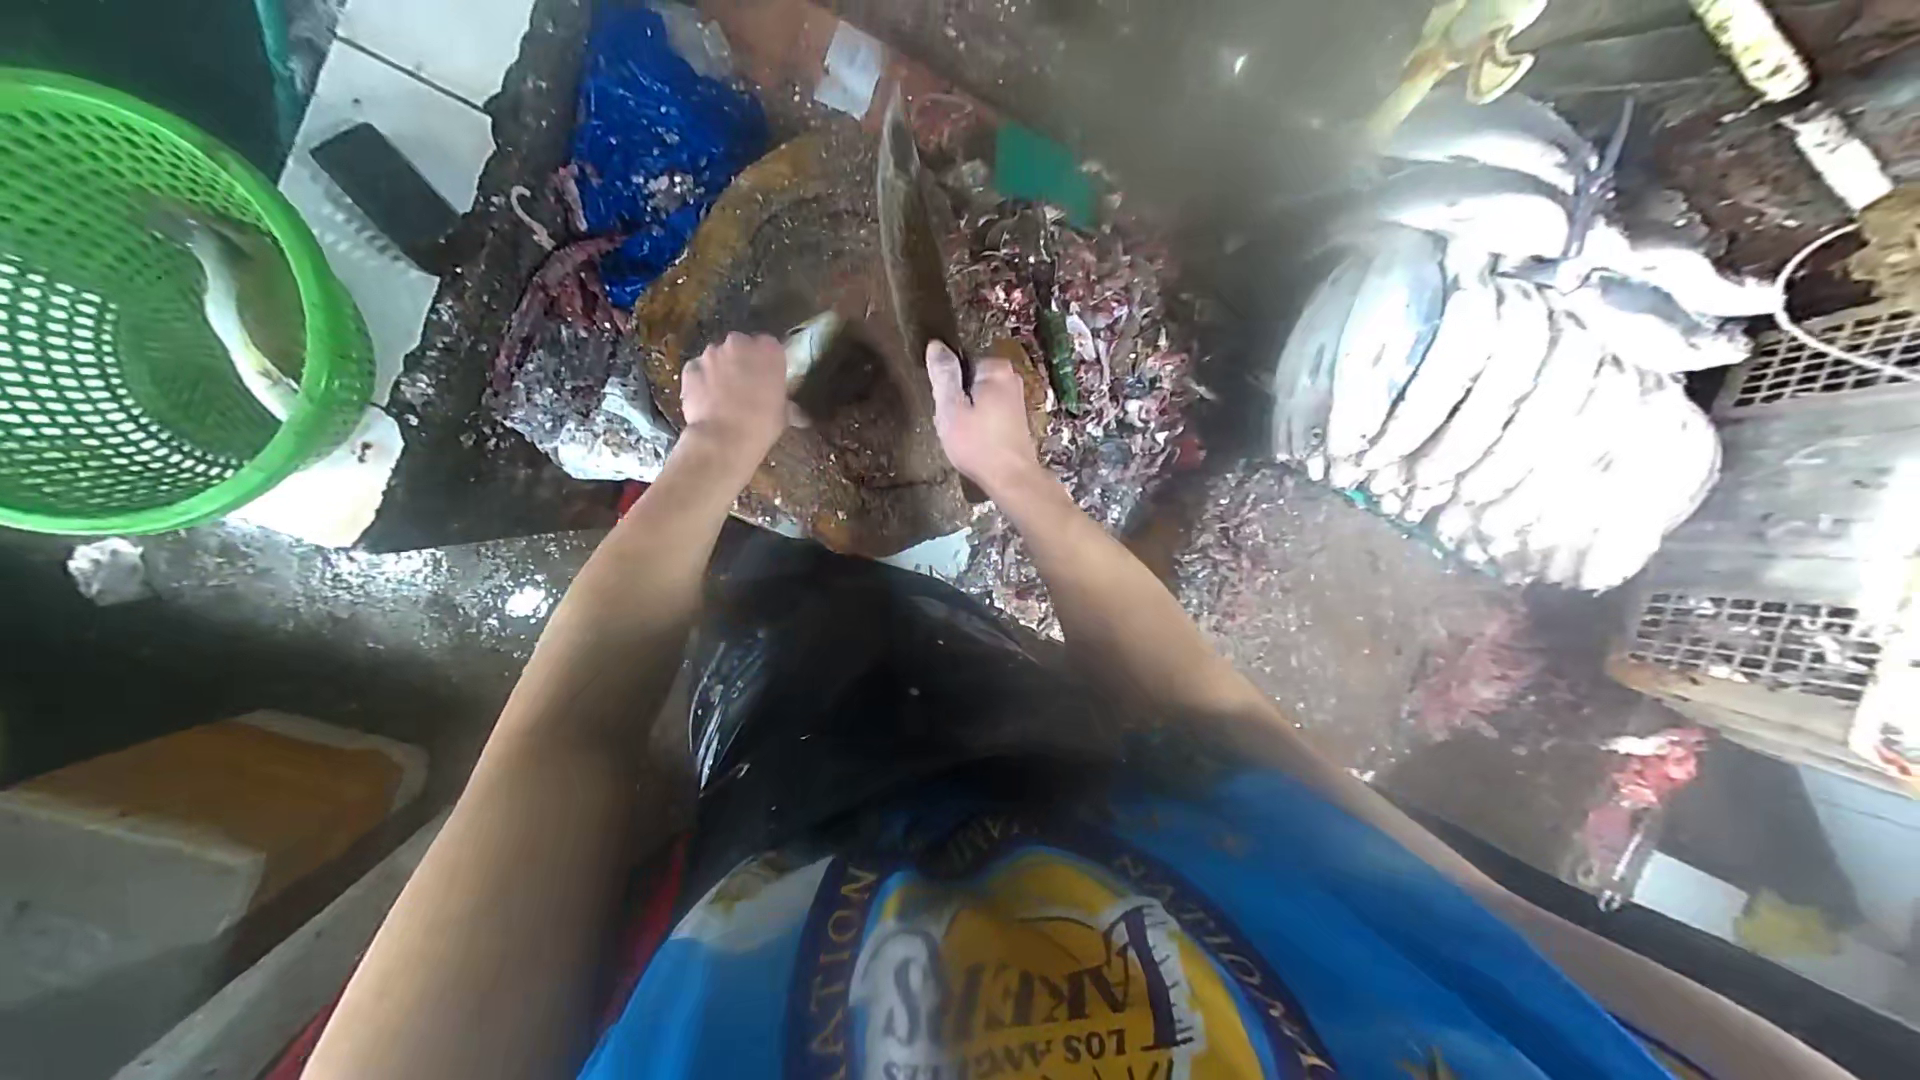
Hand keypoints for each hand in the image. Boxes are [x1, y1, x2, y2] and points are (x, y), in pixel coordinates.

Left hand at [679, 332, 788, 472]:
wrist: (723, 439)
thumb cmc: (762, 425)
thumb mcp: (784, 415)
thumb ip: (787, 404)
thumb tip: (800, 415)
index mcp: (768, 350)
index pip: (770, 345)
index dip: (768, 361)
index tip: (769, 376)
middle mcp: (739, 343)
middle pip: (741, 345)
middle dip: (743, 360)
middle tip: (747, 385)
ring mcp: (711, 353)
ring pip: (718, 356)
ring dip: (721, 369)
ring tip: (724, 394)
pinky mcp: (690, 367)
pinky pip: (698, 369)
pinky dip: (701, 379)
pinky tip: (706, 398)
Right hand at [927, 340, 1041, 495]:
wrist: (1011, 478)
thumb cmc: (978, 444)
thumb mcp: (951, 408)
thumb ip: (943, 374)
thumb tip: (936, 345)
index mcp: (997, 369)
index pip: (960, 364)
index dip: (948, 386)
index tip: (948, 407)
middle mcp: (1011, 378)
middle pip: (969, 381)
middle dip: (959, 401)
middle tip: (955, 423)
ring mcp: (1016, 398)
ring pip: (977, 399)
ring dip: (968, 416)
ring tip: (966, 435)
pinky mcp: (1016, 418)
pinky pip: (988, 413)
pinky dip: (980, 425)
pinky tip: (977, 442)